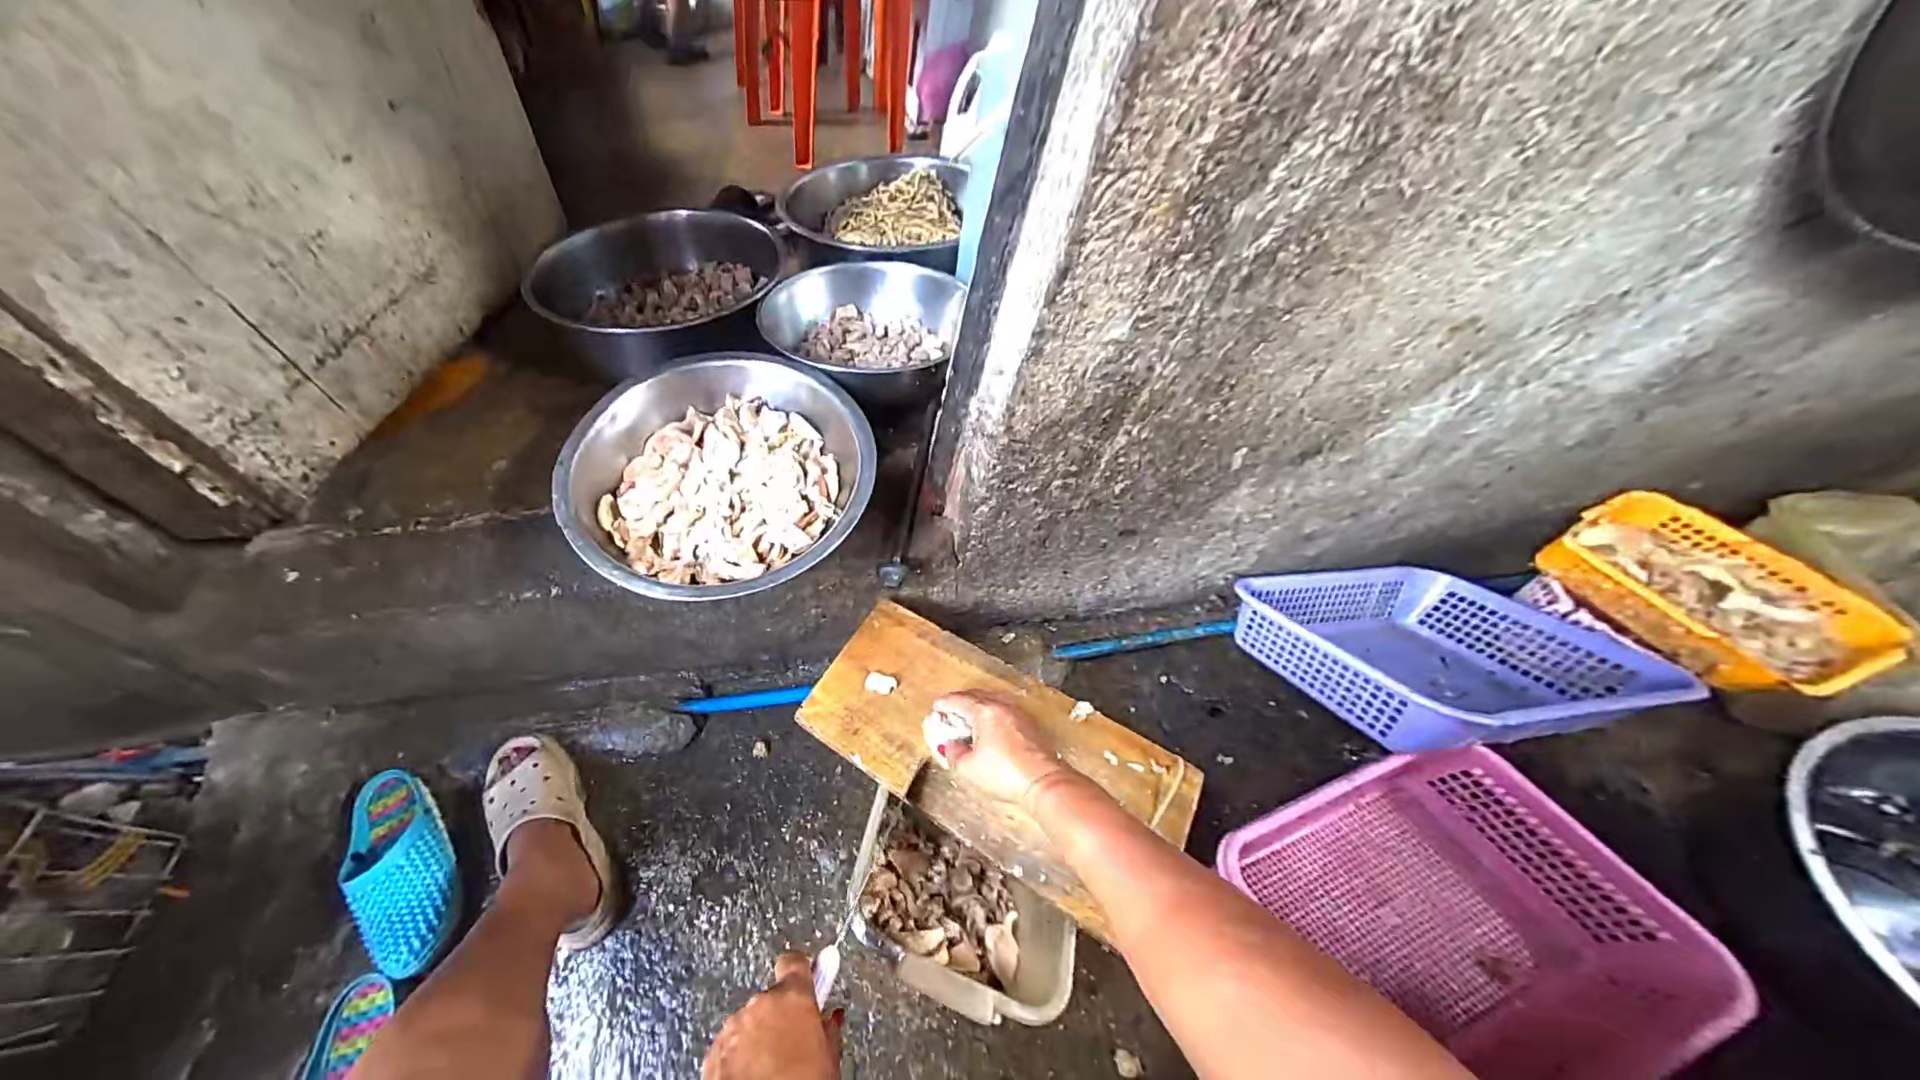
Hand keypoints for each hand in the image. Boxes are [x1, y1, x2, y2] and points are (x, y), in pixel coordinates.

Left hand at [703, 952, 844, 1079]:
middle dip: (781, 1015)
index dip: (801, 970)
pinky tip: (752, 1076)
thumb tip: (832, 1019)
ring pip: (751, 1021)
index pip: (794, 961)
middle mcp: (761, 1003)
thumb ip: (829, 1030)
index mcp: (793, 997)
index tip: (809, 978)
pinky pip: (731, 1044)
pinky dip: (739, 1056)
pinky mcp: (713, 1052)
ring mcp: (734, 1027)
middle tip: (793, 1042)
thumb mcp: (829, 1059)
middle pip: (773, 997)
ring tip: (772, 1066)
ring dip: (759, 1036)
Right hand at [927, 691, 1075, 807]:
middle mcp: (1002, 706)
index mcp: (984, 711)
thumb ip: (953, 753)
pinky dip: (993, 712)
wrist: (1043, 782)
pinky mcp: (1030, 725)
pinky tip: (991, 726)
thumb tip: (951, 745)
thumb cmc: (1004, 774)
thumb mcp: (968, 768)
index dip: (945, 703)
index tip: (937, 707)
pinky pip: (1006, 709)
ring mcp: (1019, 713)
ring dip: (979, 705)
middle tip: (950, 711)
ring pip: (993, 700)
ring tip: (969, 717)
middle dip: (961, 701)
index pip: (959, 700)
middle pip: (977, 695)